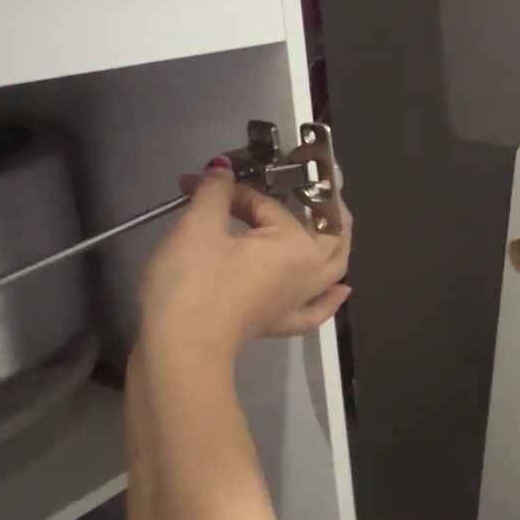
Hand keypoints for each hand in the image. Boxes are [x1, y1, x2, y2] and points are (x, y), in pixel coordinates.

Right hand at [141, 159, 351, 361]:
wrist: (178, 352)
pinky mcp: (277, 325)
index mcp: (297, 245)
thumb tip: (221, 167)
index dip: (233, 191)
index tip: (197, 183)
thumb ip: (214, 193)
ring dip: (335, 246)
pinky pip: (314, 310)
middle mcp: (308, 273)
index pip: (268, 206)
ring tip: (337, 226)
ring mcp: (296, 302)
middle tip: (311, 187)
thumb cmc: (193, 284)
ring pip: (330, 269)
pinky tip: (341, 291)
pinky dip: (330, 299)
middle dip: (323, 208)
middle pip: (328, 234)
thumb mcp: (199, 228)